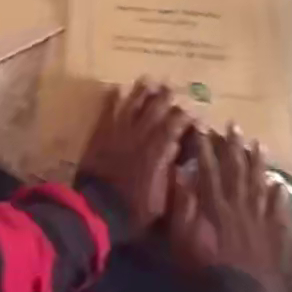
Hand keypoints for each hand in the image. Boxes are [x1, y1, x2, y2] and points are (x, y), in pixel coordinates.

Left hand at [77, 82, 192, 229]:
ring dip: (141, 92)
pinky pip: (107, 110)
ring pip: (132, 106)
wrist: (99, 208)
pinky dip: (112, 98)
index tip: (193, 113)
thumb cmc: (135, 210)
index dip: (184, 119)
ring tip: (149, 80)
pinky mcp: (100, 133)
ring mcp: (118, 132)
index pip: (173, 128)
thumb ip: (174, 177)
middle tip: (172, 87)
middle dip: (165, 98)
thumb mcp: (164, 200)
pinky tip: (116, 88)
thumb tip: (183, 159)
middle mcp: (139, 137)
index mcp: (157, 153)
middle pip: (153, 112)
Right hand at [166, 127, 291, 291]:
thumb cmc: (204, 267)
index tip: (201, 125)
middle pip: (237, 171)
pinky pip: (279, 214)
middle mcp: (238, 206)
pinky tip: (281, 185)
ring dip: (259, 164)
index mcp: (214, 204)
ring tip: (260, 144)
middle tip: (234, 124)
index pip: (208, 168)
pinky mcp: (274, 239)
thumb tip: (179, 172)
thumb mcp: (182, 235)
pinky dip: (280, 198)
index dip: (204, 145)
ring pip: (259, 186)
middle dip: (234, 146)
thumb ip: (182, 203)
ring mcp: (259, 222)